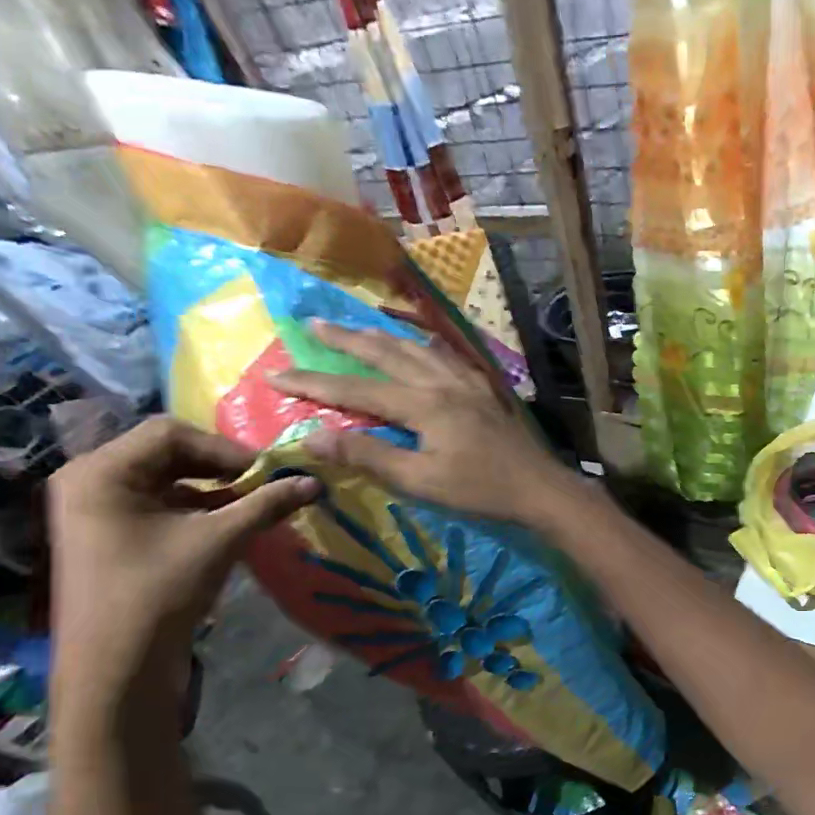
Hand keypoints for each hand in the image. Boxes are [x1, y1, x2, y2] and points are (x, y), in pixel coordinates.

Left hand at [47, 417, 317, 703]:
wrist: (117, 669)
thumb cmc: (158, 593)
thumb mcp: (219, 541)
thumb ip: (267, 505)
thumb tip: (315, 482)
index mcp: (100, 472)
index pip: (171, 433)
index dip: (225, 449)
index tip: (267, 473)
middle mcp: (91, 481)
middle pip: (168, 453)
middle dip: (221, 468)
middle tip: (264, 485)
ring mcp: (98, 511)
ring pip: (168, 480)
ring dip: (214, 488)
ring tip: (255, 505)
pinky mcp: (112, 535)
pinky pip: (161, 505)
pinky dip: (199, 508)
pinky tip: (232, 523)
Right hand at [266, 320, 579, 524]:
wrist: (540, 488)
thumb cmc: (481, 491)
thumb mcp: (421, 482)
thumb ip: (368, 456)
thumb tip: (312, 437)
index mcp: (422, 405)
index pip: (355, 389)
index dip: (313, 382)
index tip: (274, 374)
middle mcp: (442, 382)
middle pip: (385, 352)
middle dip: (344, 338)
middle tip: (310, 322)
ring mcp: (467, 382)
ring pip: (416, 348)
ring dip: (382, 335)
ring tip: (357, 325)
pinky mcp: (484, 389)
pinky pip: (446, 356)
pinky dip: (423, 345)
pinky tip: (421, 345)